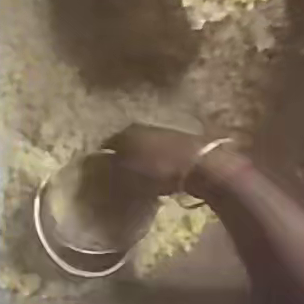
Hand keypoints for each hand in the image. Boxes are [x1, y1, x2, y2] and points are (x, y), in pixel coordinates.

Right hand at [106, 125, 232, 197]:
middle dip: (122, 154)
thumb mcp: (127, 176)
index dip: (103, 157)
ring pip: (144, 144)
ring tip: (137, 172)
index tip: (100, 170)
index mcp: (126, 133)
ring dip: (140, 156)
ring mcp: (164, 131)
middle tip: (117, 170)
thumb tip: (101, 165)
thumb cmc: (158, 171)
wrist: (203, 165)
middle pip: (126, 141)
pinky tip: (157, 170)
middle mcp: (143, 127)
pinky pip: (161, 150)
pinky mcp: (182, 140)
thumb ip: (112, 170)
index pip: (107, 143)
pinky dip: (156, 158)